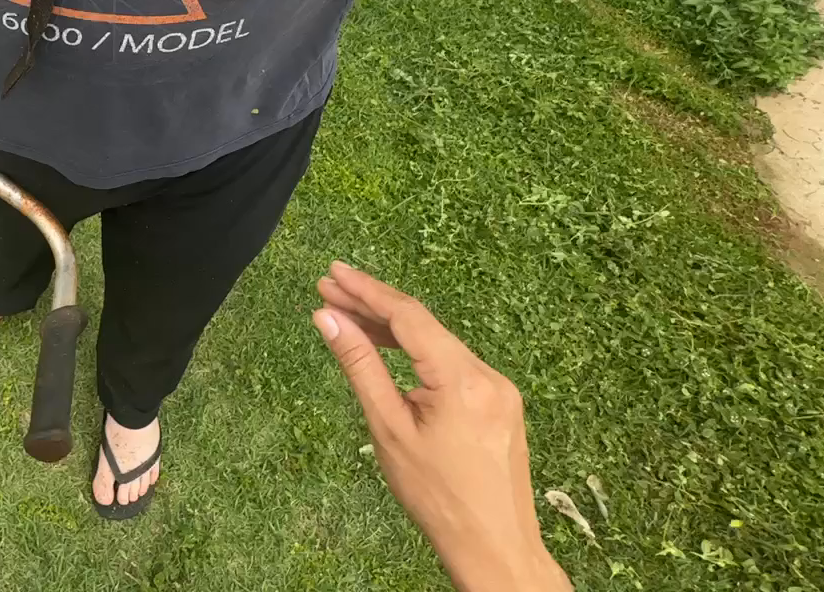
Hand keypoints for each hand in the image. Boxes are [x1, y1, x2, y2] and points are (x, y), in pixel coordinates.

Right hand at [313, 262, 570, 591]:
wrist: (496, 550)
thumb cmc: (434, 493)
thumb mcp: (388, 426)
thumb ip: (359, 364)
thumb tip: (327, 316)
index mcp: (463, 380)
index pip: (408, 317)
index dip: (367, 290)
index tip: (332, 273)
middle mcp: (487, 375)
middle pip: (422, 324)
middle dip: (372, 303)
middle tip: (327, 287)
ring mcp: (496, 389)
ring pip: (433, 340)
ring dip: (388, 324)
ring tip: (343, 310)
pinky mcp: (495, 402)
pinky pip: (446, 360)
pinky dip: (410, 347)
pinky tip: (380, 342)